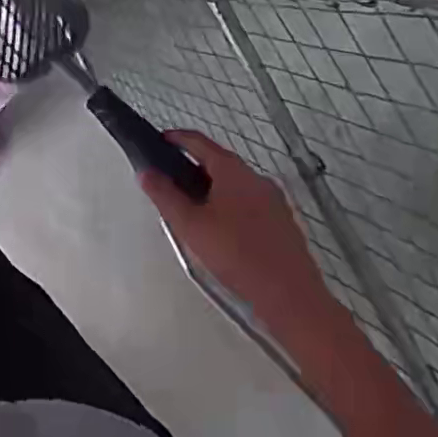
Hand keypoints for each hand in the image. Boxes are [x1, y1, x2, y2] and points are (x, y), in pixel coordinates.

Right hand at [140, 130, 327, 313]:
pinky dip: (231, 205)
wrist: (292, 298)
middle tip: (172, 181)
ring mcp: (274, 200)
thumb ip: (164, 195)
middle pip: (219, 161)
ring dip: (213, 188)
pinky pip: (250, 203)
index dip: (176, 138)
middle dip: (193, 167)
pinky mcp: (284, 223)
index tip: (160, 141)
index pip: (198, 141)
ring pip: (235, 184)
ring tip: (193, 209)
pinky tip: (223, 231)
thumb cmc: (236, 254)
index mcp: (232, 170)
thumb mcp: (189, 225)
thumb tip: (146, 173)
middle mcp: (256, 177)